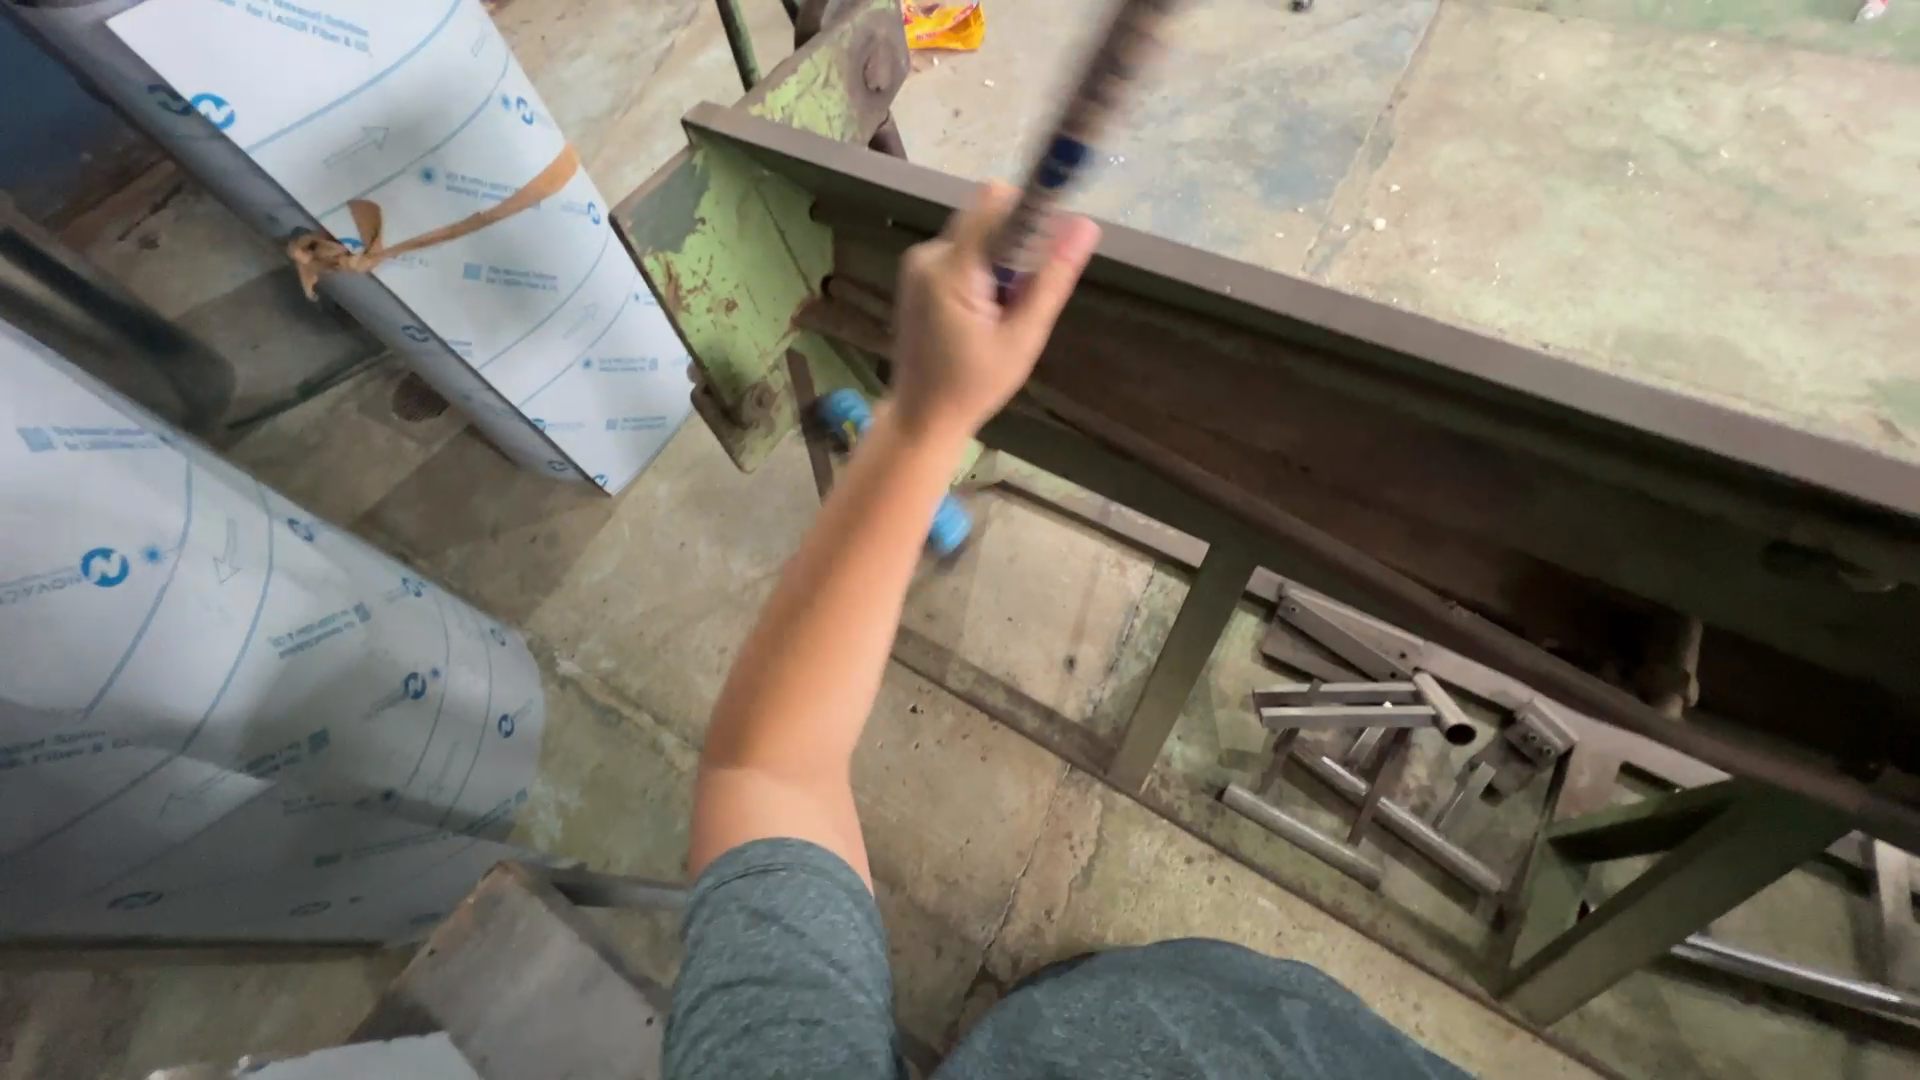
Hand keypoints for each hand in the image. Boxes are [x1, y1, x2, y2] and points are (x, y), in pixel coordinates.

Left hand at [891, 181, 1100, 441]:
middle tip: (1017, 301)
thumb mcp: (1022, 339)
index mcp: (951, 269)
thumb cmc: (973, 387)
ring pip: (978, 235)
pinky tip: (979, 316)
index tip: (1050, 246)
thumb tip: (1085, 225)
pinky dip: (981, 274)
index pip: (998, 203)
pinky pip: (963, 253)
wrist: (921, 416)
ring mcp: (918, 264)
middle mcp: (928, 255)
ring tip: (997, 316)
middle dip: (1016, 249)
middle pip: (989, 217)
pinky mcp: (917, 274)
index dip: (1032, 215)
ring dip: (1000, 265)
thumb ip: (1052, 280)